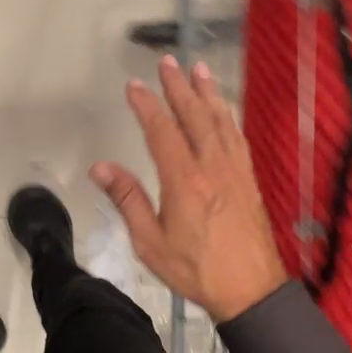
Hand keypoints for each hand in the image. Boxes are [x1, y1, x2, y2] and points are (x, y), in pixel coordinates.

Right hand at [92, 57, 287, 322]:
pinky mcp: (248, 179)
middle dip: (179, 87)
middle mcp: (212, 166)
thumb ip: (128, 200)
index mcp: (184, 180)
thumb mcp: (150, 242)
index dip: (147, 106)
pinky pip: (237, 138)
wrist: (251, 290)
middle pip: (194, 117)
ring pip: (220, 122)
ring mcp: (234, 171)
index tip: (134, 85)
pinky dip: (228, 117)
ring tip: (200, 70)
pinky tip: (224, 109)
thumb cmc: (195, 269)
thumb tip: (100, 167)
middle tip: (169, 62)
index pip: (162, 131)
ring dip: (208, 94)